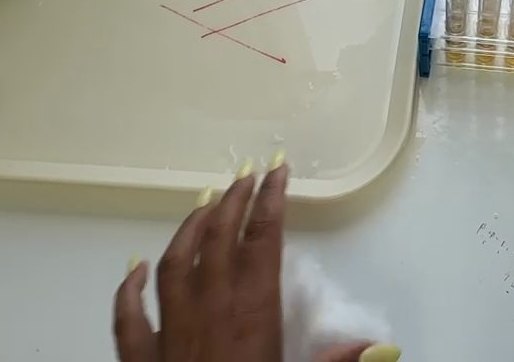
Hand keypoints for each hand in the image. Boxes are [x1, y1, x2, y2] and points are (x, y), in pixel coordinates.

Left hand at [114, 161, 382, 361]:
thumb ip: (338, 361)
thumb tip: (385, 348)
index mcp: (252, 313)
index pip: (263, 240)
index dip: (271, 200)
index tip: (278, 171)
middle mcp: (210, 312)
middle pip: (219, 239)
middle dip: (233, 201)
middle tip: (247, 175)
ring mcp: (170, 334)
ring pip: (176, 264)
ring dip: (190, 229)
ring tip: (204, 203)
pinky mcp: (140, 361)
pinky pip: (129, 319)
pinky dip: (130, 290)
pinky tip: (135, 268)